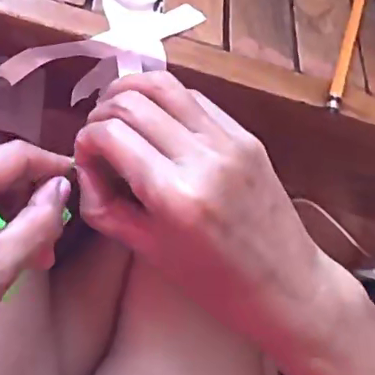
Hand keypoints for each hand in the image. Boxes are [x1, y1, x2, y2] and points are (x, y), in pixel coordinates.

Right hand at [73, 72, 362, 355]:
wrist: (290, 290)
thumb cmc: (211, 280)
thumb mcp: (142, 246)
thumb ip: (100, 201)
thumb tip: (83, 162)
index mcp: (175, 194)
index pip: (109, 133)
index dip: (85, 140)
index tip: (85, 157)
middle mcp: (202, 159)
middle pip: (130, 101)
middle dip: (101, 112)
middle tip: (97, 136)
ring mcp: (229, 142)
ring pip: (161, 83)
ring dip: (128, 91)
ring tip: (118, 113)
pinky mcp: (245, 135)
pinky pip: (192, 96)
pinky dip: (162, 99)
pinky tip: (154, 119)